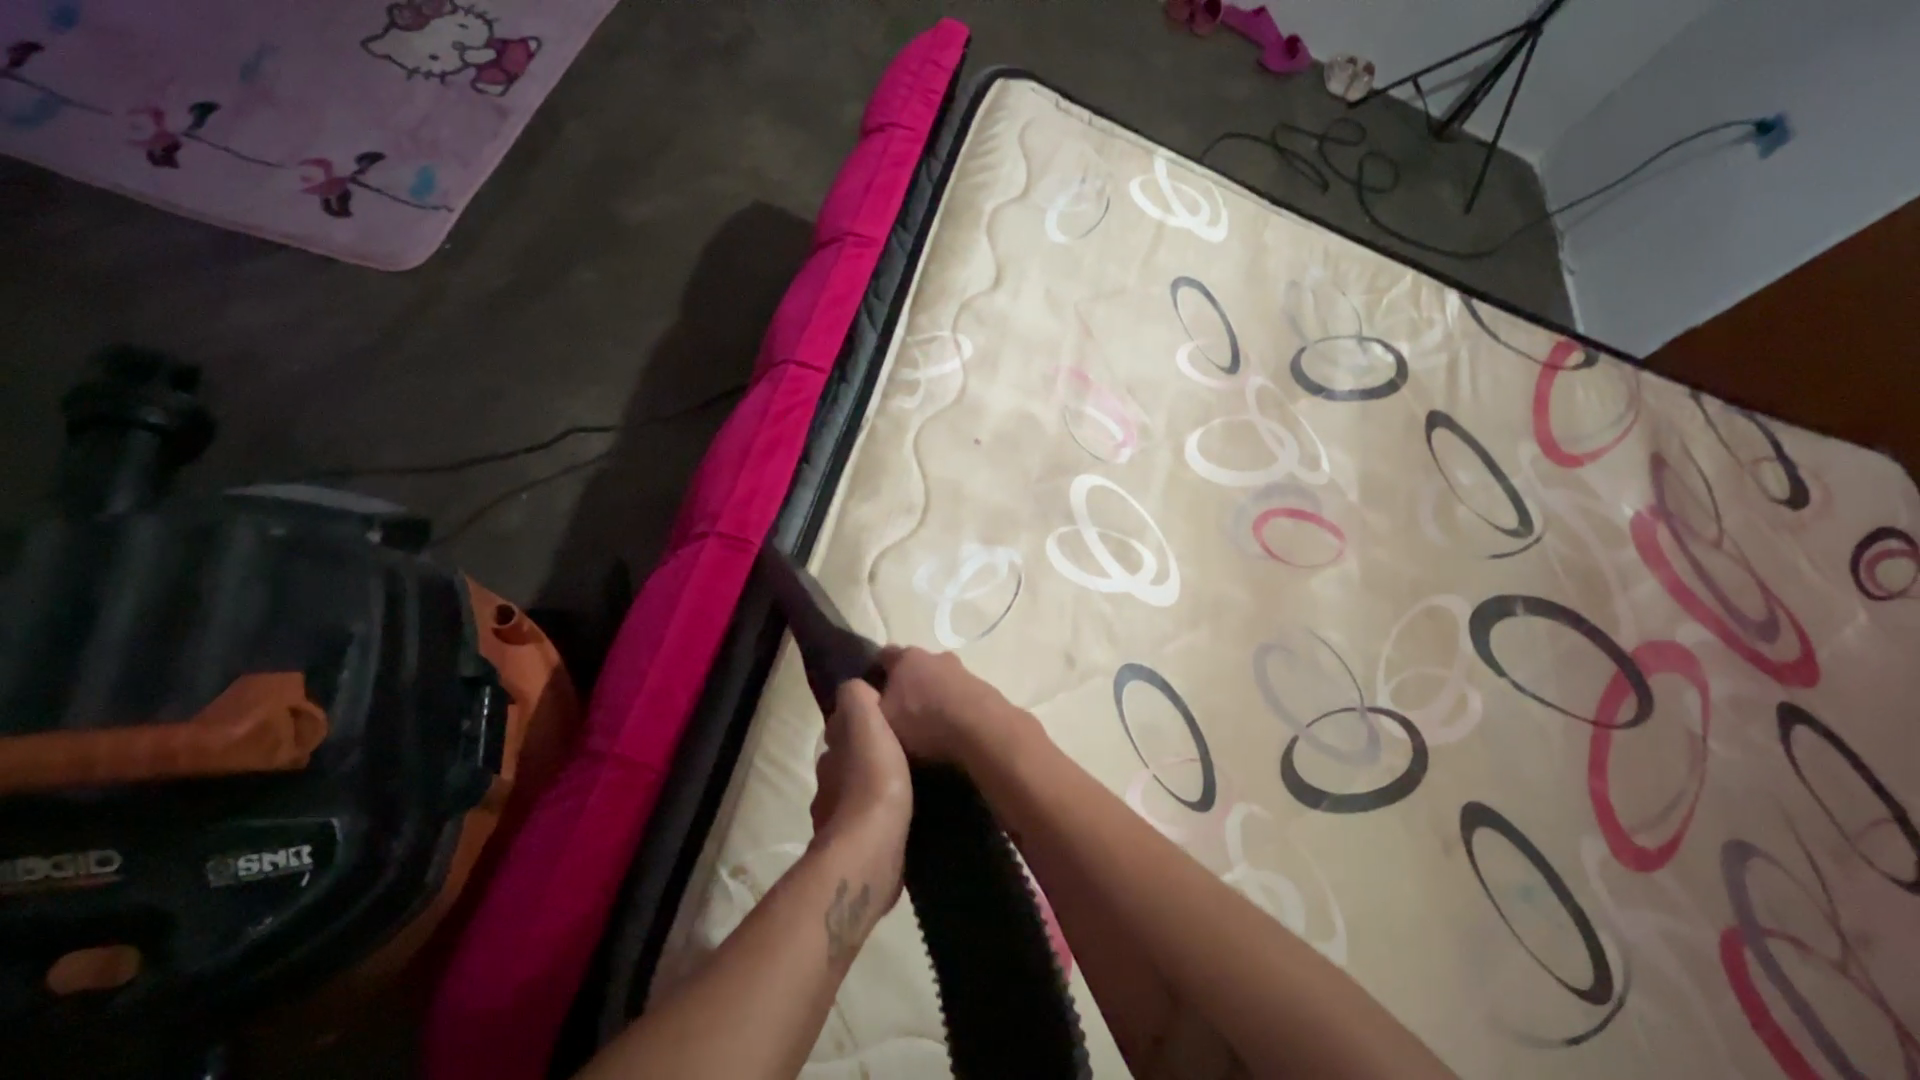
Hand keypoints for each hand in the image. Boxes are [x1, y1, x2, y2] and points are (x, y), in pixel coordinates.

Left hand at [811, 681, 911, 908]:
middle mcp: (828, 784)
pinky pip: (870, 824)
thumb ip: (858, 698)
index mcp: (831, 753)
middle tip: (906, 751)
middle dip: (870, 755)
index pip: (841, 728)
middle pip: (848, 761)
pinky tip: (905, 817)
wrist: (871, 848)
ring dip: (877, 788)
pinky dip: (882, 818)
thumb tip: (858, 686)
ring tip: (911, 784)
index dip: (862, 721)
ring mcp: (839, 820)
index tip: (890, 718)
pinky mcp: (857, 848)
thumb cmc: (874, 778)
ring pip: (858, 794)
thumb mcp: (868, 721)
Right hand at [875, 646, 1021, 764]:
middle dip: (906, 684)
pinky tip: (951, 729)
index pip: (883, 655)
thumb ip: (867, 705)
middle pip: (914, 667)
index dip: (874, 672)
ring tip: (927, 724)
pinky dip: (954, 707)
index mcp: (906, 658)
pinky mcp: (984, 688)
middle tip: (898, 711)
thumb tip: (861, 698)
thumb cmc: (923, 721)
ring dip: (933, 696)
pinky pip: (960, 696)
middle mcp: (935, 656)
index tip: (868, 692)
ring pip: (940, 680)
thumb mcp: (880, 718)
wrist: (981, 729)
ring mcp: (963, 670)